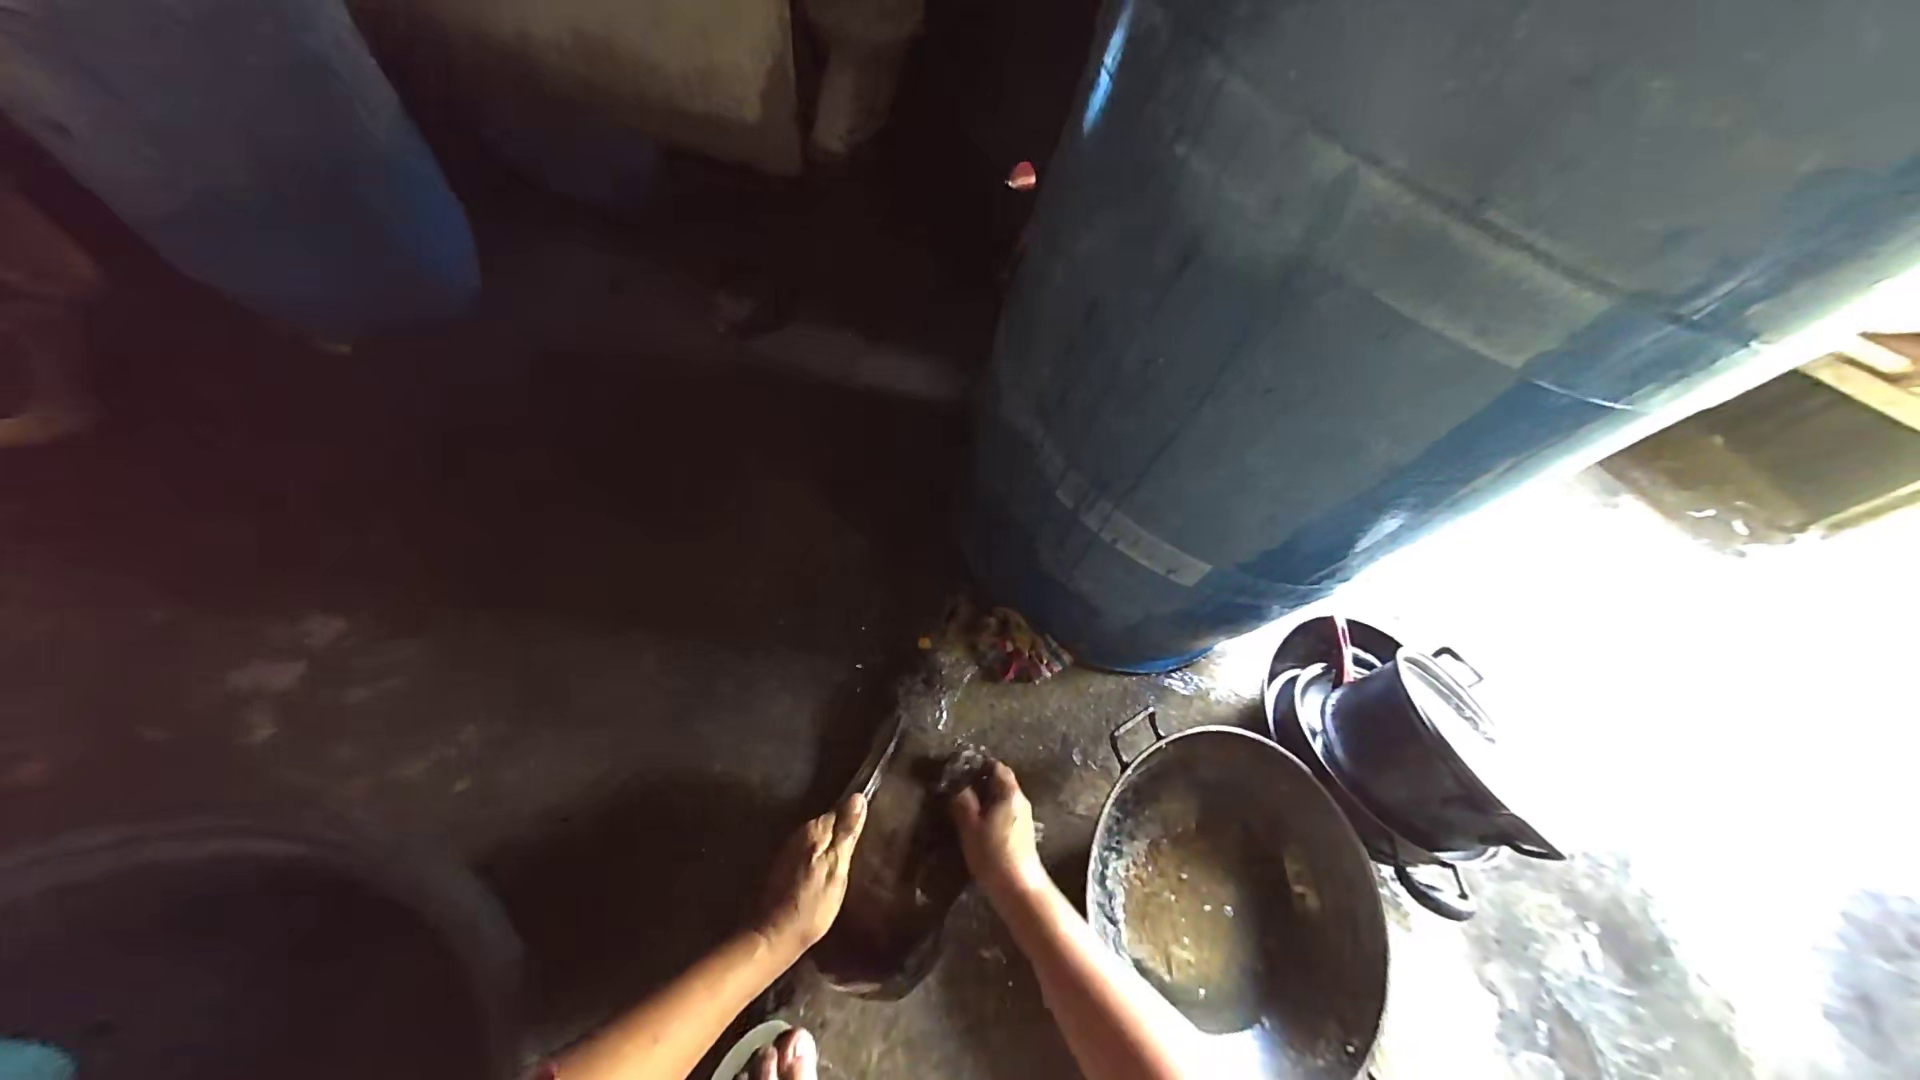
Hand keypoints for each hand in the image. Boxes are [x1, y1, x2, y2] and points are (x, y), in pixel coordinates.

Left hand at [755, 792, 866, 955]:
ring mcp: (788, 850)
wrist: (772, 938)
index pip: (841, 809)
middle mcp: (799, 833)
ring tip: (847, 863)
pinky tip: (826, 875)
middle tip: (863, 849)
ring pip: (818, 840)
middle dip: (843, 832)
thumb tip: (858, 797)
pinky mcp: (783, 867)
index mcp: (814, 830)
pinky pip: (809, 853)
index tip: (870, 829)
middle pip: (828, 824)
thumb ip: (846, 834)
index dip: (855, 818)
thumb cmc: (812, 905)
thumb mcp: (837, 870)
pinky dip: (819, 860)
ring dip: (830, 848)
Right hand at [950, 759, 1047, 903]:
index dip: (979, 765)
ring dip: (986, 800)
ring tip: (965, 808)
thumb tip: (958, 785)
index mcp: (1010, 793)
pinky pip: (1006, 813)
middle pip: (1001, 782)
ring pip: (1003, 799)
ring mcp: (1025, 818)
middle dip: (981, 783)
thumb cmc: (993, 854)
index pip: (997, 767)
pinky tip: (979, 826)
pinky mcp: (1023, 834)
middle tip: (959, 789)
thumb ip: (963, 802)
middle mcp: (1021, 800)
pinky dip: (992, 813)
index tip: (961, 771)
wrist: (1020, 889)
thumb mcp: (970, 827)